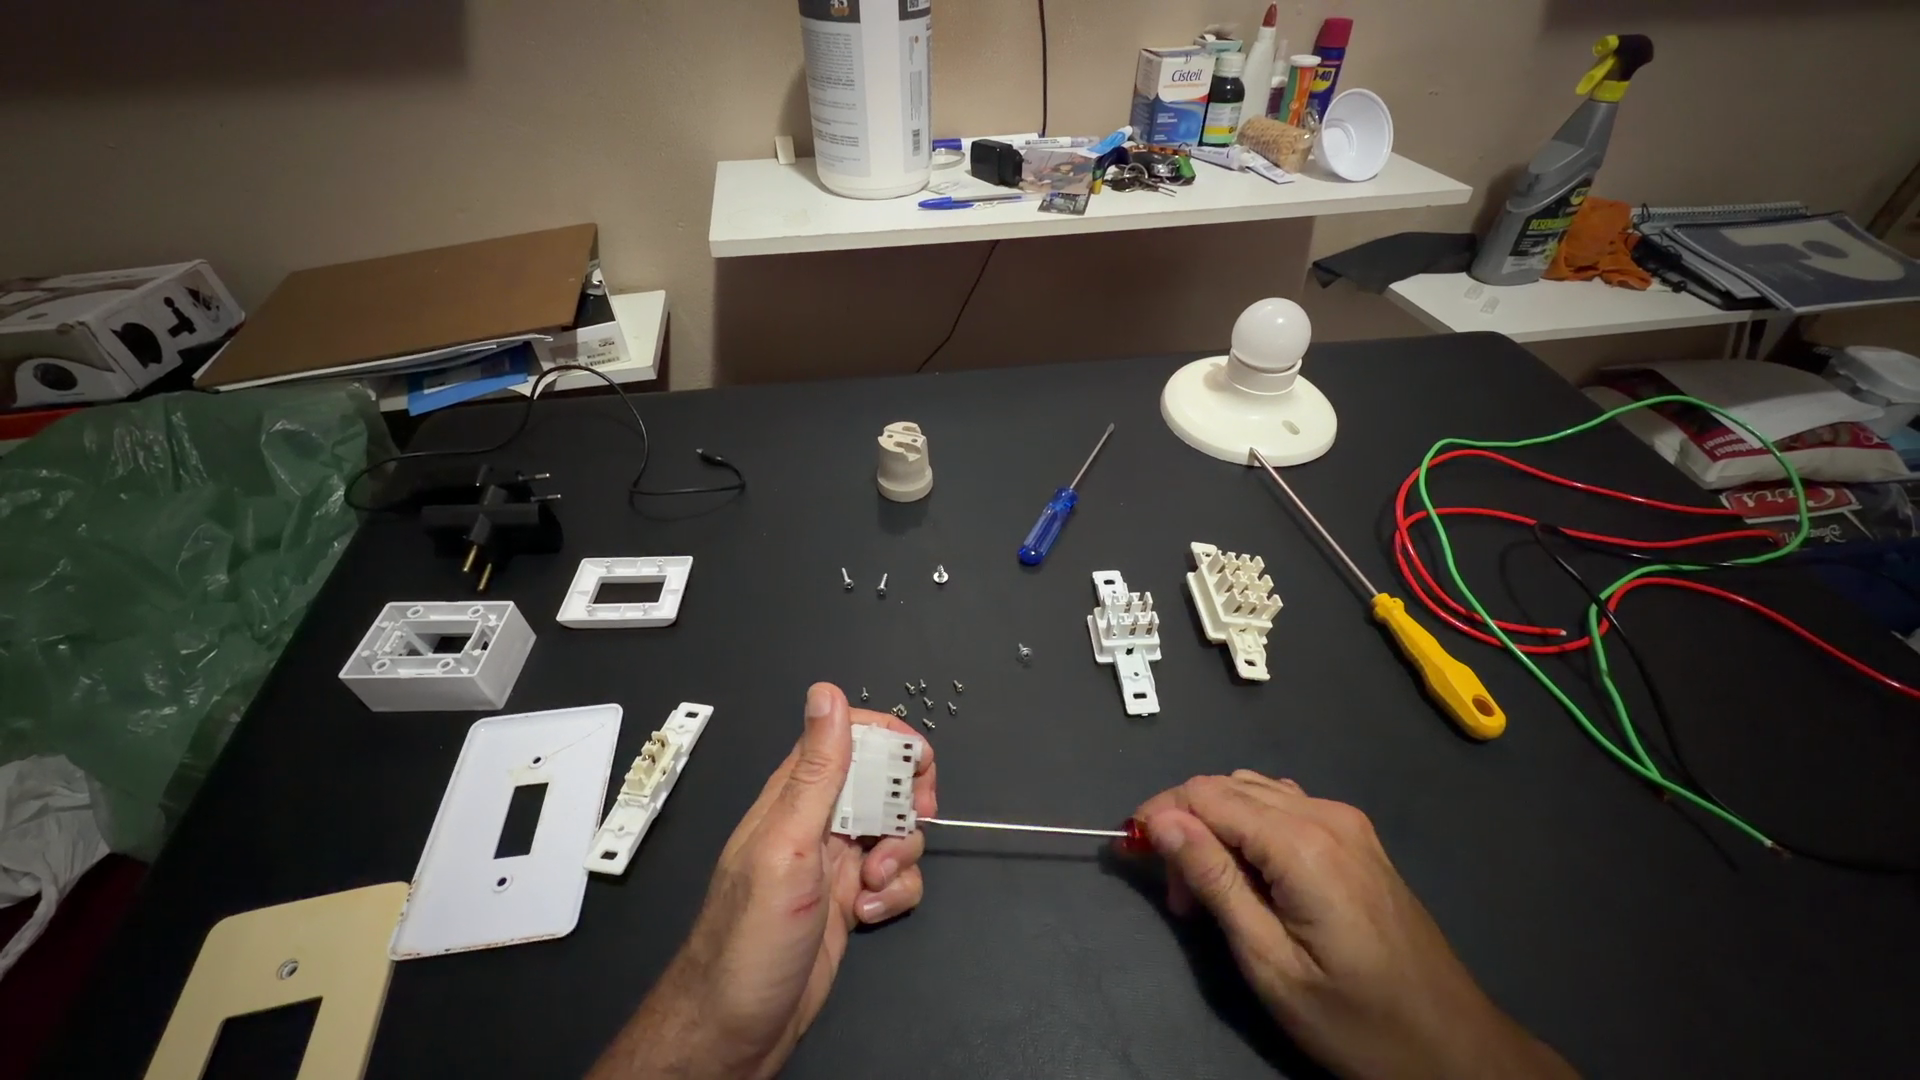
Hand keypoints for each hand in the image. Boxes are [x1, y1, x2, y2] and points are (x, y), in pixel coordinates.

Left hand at [589, 683, 936, 1079]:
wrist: (736, 1029)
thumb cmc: (752, 937)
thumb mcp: (786, 846)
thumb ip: (815, 772)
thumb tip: (826, 693)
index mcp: (796, 794)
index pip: (848, 736)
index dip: (889, 739)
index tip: (919, 763)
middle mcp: (818, 820)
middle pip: (883, 782)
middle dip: (906, 803)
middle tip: (906, 826)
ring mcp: (836, 861)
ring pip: (896, 831)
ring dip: (900, 857)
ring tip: (871, 888)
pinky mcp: (851, 899)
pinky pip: (896, 878)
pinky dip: (896, 894)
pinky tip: (868, 915)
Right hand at [1136, 772, 1575, 1079]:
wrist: (1456, 1049)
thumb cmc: (1356, 1020)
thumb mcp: (1270, 962)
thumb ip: (1214, 881)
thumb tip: (1160, 821)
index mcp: (1302, 842)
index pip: (1205, 793)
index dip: (1159, 813)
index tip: (1133, 854)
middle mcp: (1324, 814)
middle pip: (1225, 785)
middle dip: (1185, 824)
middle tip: (1178, 894)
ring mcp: (1345, 821)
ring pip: (1252, 790)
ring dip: (1215, 825)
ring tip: (1209, 889)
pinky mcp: (1355, 835)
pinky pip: (1282, 804)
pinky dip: (1248, 825)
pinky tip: (1250, 872)